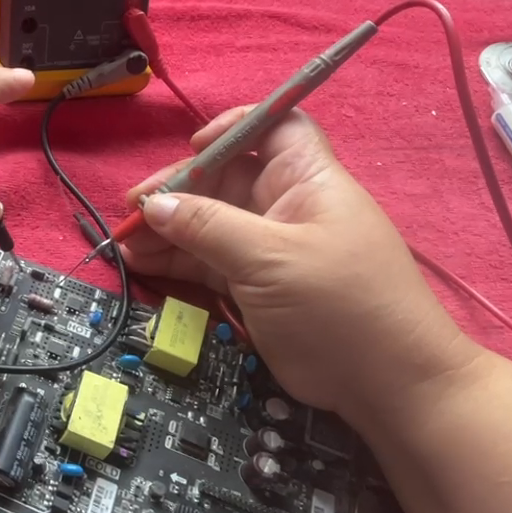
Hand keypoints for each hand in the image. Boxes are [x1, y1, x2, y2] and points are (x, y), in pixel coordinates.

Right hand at [119, 106, 483, 420]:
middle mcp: (283, 205)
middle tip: (133, 210)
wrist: (385, 385)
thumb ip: (207, 227)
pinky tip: (140, 264)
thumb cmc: (339, 305)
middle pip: (222, 178)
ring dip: (164, 230)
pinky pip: (204, 260)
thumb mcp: (270, 258)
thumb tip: (153, 204)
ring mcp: (265, 247)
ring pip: (205, 223)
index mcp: (305, 180)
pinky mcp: (251, 284)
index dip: (234, 127)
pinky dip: (172, 260)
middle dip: (176, 190)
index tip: (193, 147)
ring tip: (126, 245)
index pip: (274, 127)